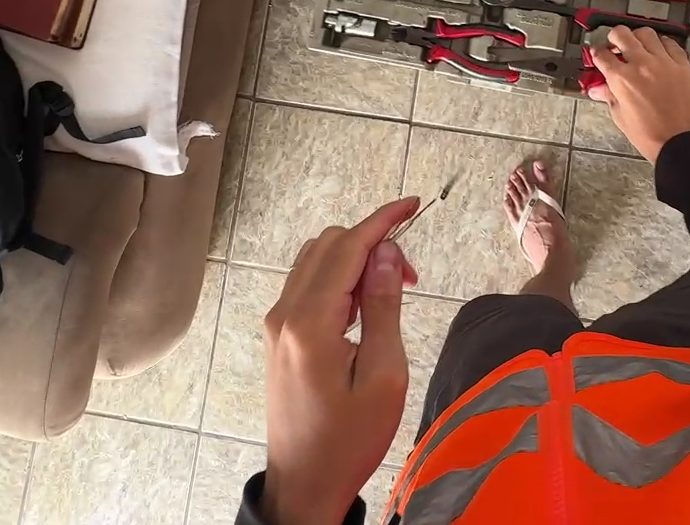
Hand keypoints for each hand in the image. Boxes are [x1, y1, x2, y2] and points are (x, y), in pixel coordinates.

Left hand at [261, 198, 420, 524]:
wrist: (304, 485)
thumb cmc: (349, 439)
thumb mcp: (384, 376)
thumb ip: (384, 306)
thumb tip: (386, 252)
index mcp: (310, 321)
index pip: (348, 247)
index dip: (383, 220)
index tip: (412, 204)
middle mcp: (285, 312)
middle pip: (330, 244)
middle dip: (373, 243)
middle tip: (409, 277)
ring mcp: (277, 321)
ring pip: (317, 257)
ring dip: (356, 258)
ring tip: (390, 292)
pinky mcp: (279, 333)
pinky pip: (309, 280)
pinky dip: (339, 275)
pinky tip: (363, 305)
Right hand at [587, 25, 689, 161]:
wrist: (683, 143)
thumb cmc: (652, 136)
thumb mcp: (622, 117)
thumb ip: (609, 97)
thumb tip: (598, 90)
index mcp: (622, 80)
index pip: (601, 55)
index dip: (595, 53)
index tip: (597, 54)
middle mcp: (642, 65)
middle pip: (622, 34)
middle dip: (613, 37)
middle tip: (614, 44)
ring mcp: (664, 63)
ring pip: (646, 34)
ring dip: (637, 37)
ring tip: (637, 45)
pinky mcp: (683, 66)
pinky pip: (671, 44)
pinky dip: (662, 44)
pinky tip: (660, 50)